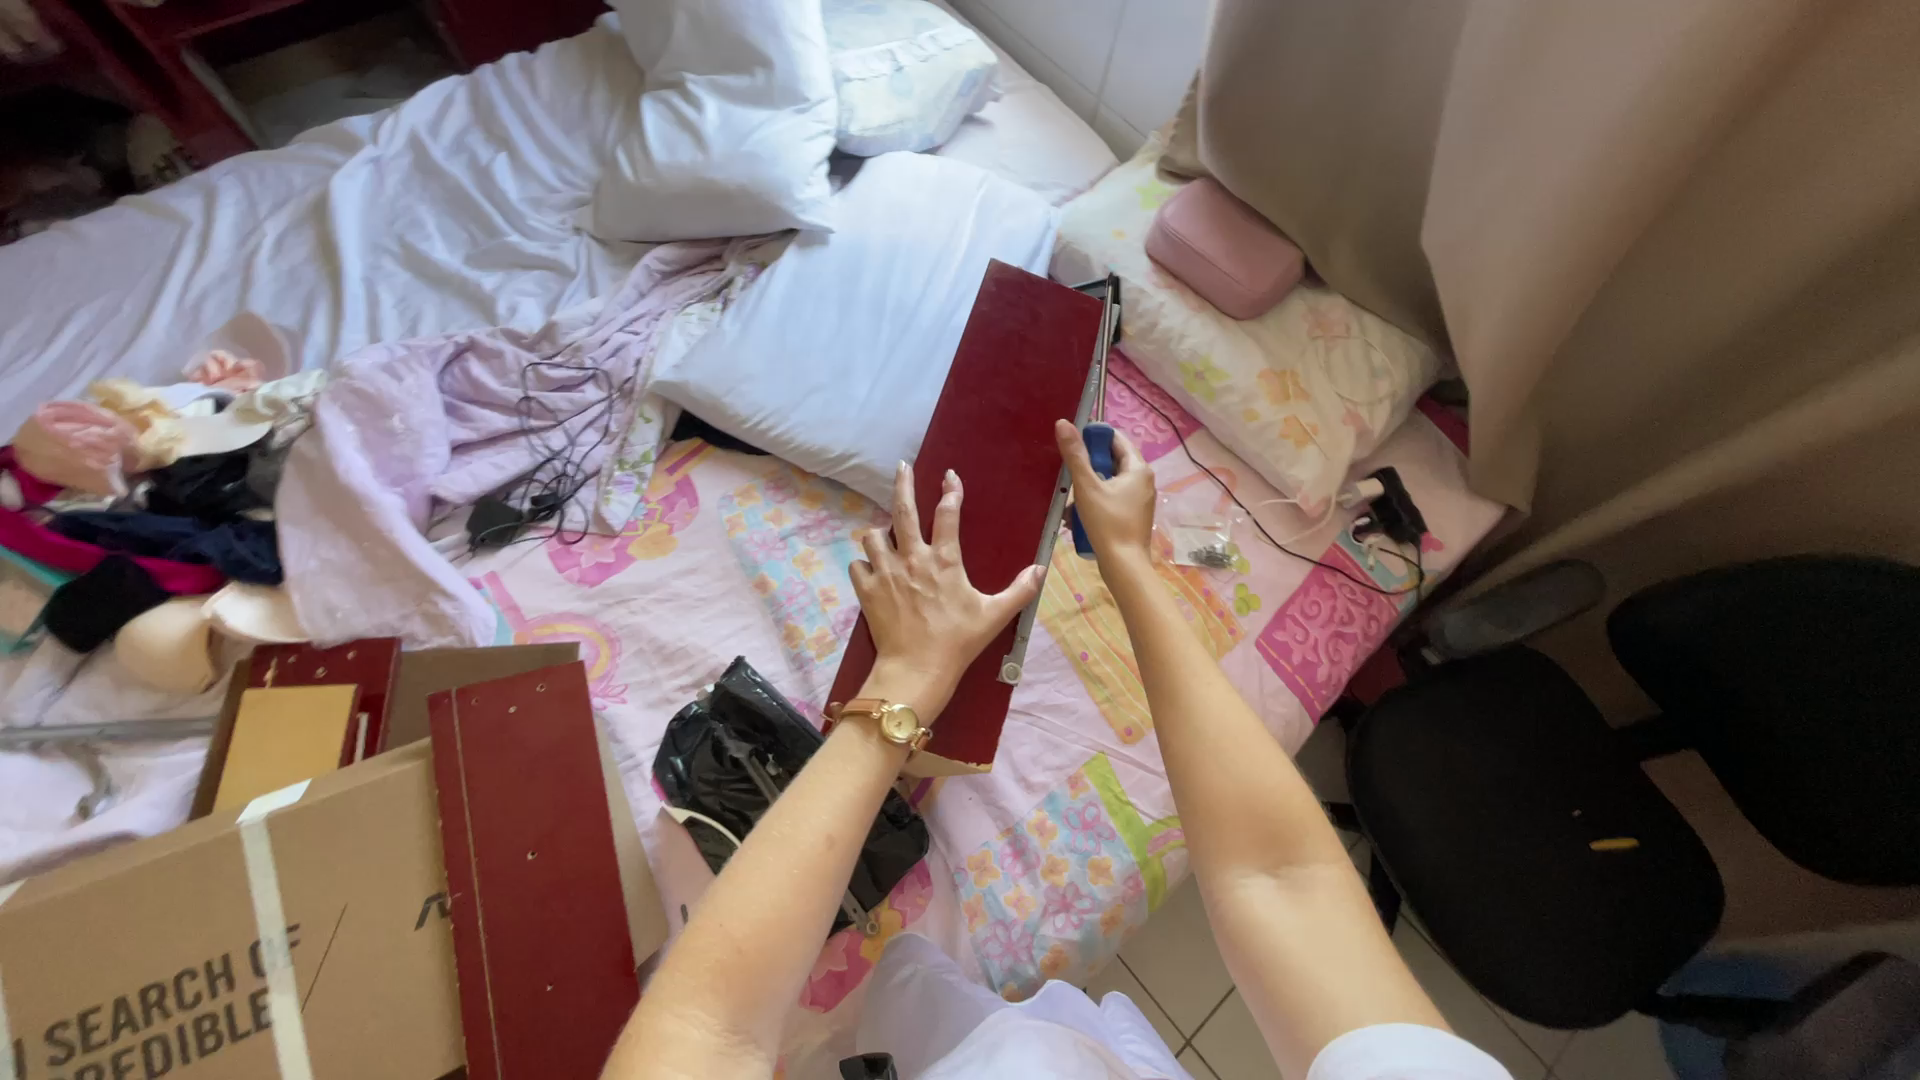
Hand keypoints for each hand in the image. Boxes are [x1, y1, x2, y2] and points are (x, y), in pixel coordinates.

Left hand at [849, 462, 1045, 720]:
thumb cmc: (957, 641)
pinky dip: (864, 565)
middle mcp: (912, 558)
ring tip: (886, 537)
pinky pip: (858, 565)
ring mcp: (886, 572)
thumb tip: (1040, 570)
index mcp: (944, 561)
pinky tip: (872, 570)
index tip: (950, 477)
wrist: (917, 669)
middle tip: (903, 467)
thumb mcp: (994, 616)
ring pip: (874, 535)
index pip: (947, 514)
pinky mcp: (867, 590)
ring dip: (880, 534)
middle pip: (902, 510)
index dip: (950, 491)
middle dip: (903, 484)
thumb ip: (1019, 591)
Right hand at [1055, 420, 1156, 564]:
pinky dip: (1093, 504)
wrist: (1124, 565)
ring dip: (1086, 490)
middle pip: (1110, 462)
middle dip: (1086, 469)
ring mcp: (1139, 500)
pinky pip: (1110, 501)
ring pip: (1108, 484)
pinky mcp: (1132, 516)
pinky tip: (1077, 518)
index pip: (1116, 440)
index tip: (1072, 443)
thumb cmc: (1108, 523)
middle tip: (1067, 476)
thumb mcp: (1087, 487)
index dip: (1094, 437)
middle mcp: (1143, 481)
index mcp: (1138, 469)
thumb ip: (1075, 455)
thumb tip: (1064, 423)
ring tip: (1069, 503)